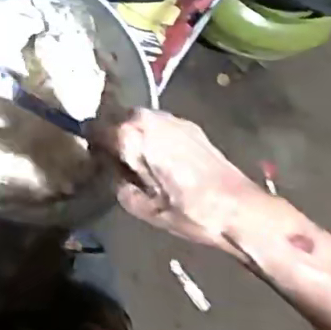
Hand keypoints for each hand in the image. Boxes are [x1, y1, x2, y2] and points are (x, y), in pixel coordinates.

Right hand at [106, 108, 267, 247]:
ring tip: (141, 161)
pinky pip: (158, 123)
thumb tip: (114, 174)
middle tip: (117, 163)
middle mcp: (146, 117)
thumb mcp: (144, 209)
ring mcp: (169, 117)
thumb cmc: (189, 212)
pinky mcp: (187, 124)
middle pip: (116, 118)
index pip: (95, 128)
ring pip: (138, 118)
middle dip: (113, 135)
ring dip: (133, 133)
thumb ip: (119, 186)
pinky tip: (164, 159)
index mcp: (130, 135)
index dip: (91, 144)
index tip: (94, 159)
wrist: (239, 208)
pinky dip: (153, 135)